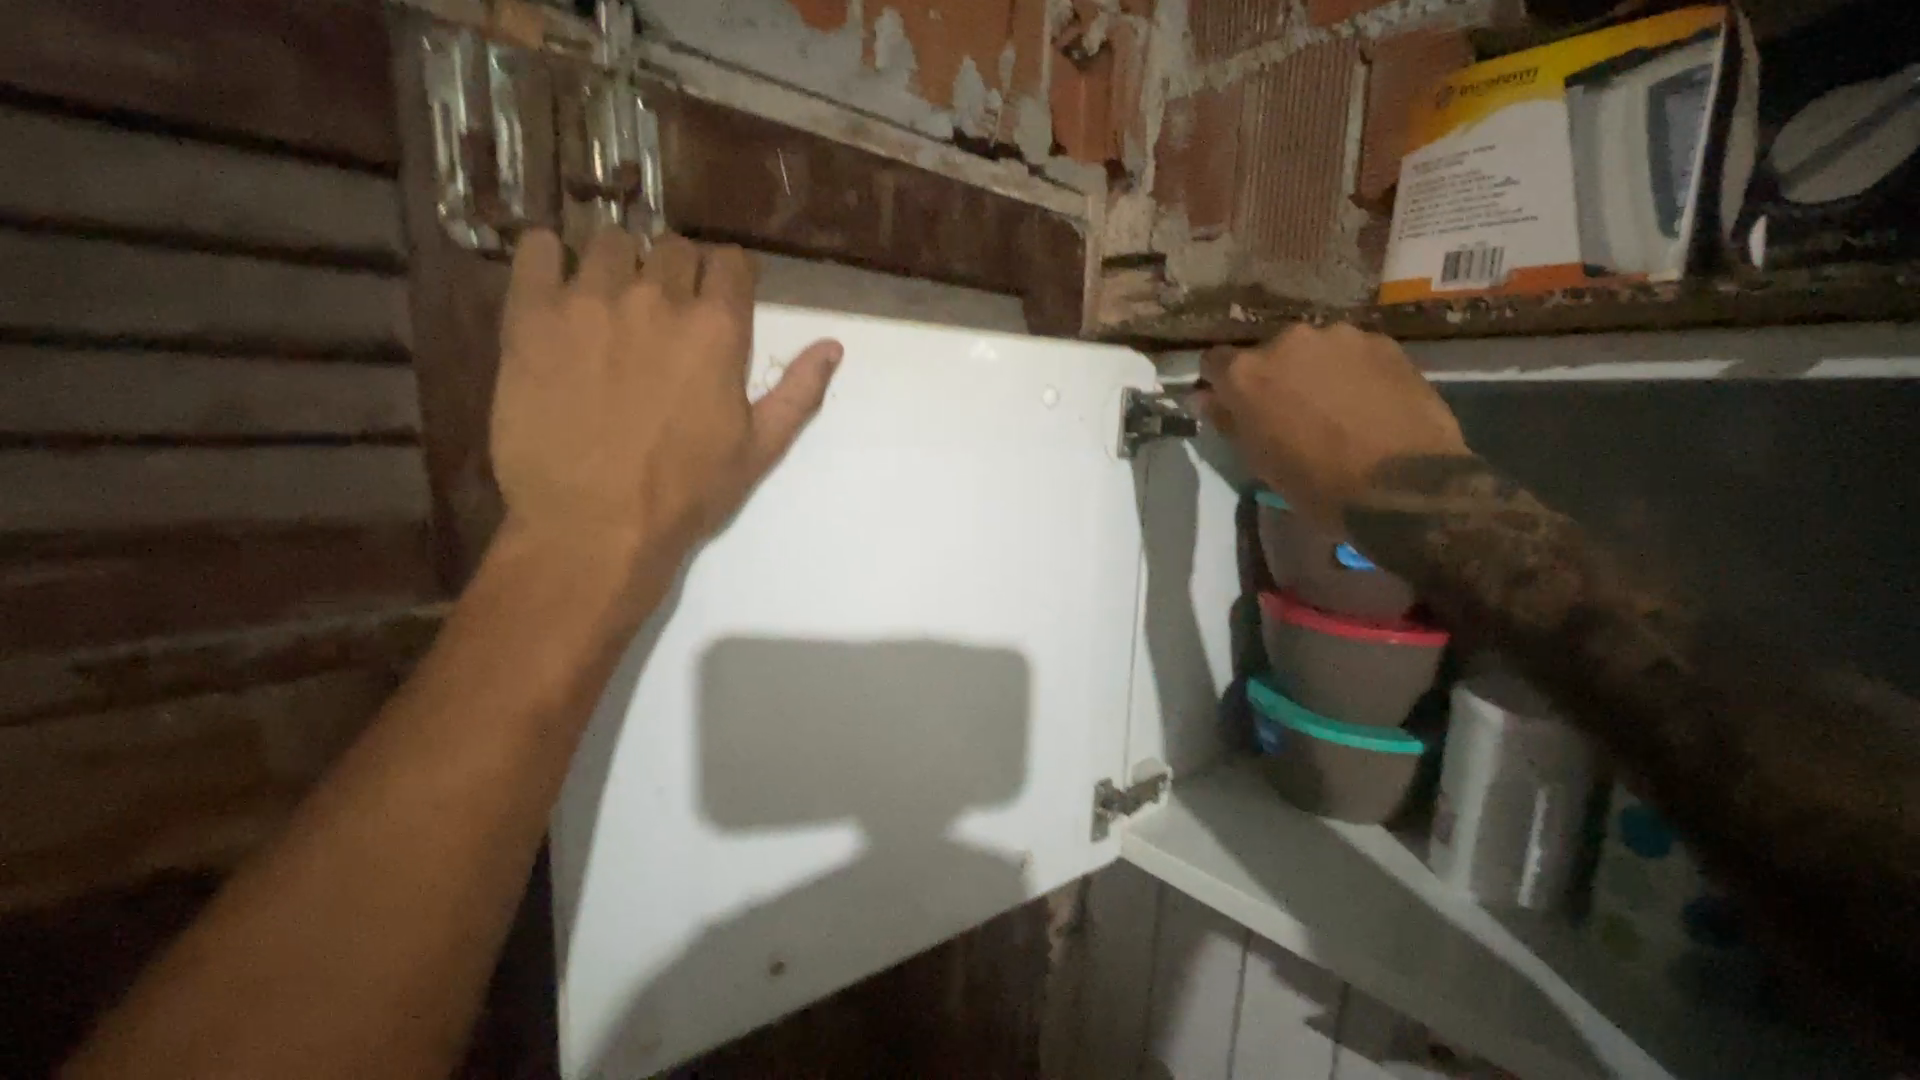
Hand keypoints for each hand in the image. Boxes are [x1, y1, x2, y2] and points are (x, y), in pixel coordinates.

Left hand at [490, 228, 841, 555]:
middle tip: (664, 311)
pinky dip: (547, 256)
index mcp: (716, 329)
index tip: (719, 298)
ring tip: (610, 301)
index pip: (731, 262)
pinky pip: (536, 250)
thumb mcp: (759, 450)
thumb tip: (833, 346)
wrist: (593, 526)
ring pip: (609, 242)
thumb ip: (798, 392)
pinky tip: (553, 285)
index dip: (729, 277)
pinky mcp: (531, 316)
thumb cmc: (685, 493)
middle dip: (676, 271)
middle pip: (672, 248)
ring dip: (619, 264)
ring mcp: (589, 302)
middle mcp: (657, 298)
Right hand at [1195, 324, 1468, 528]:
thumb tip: (1205, 398)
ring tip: (1337, 406)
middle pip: (1269, 353)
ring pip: (1315, 350)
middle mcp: (1286, 341)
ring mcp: (1339, 336)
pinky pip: (1355, 353)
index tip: (1233, 404)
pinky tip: (1370, 403)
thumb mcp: (1258, 461)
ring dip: (1316, 371)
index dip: (1223, 384)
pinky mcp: (1383, 342)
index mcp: (1246, 373)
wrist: (1401, 485)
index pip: (1214, 362)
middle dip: (1275, 376)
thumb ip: (1228, 421)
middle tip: (1292, 410)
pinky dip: (1355, 372)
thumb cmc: (1316, 484)